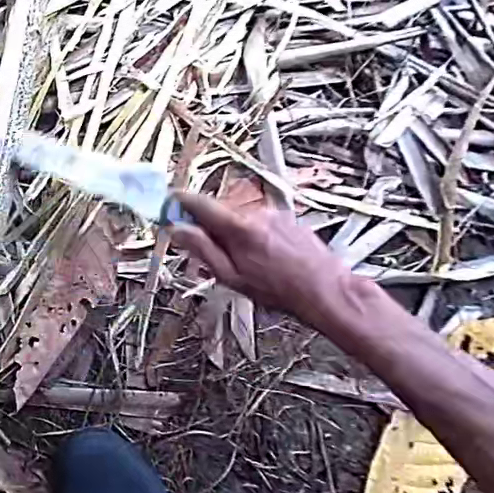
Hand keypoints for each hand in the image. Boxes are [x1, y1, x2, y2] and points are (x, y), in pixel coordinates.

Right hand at [169, 191, 353, 325]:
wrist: (326, 289)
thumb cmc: (279, 290)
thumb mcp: (230, 276)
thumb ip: (201, 249)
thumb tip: (176, 229)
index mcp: (239, 227)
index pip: (199, 203)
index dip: (179, 203)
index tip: (167, 208)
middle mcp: (256, 212)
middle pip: (217, 208)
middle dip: (205, 224)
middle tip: (205, 249)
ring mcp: (272, 212)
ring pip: (236, 213)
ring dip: (228, 229)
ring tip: (238, 257)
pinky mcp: (285, 216)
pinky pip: (255, 217)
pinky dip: (248, 230)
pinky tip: (258, 253)